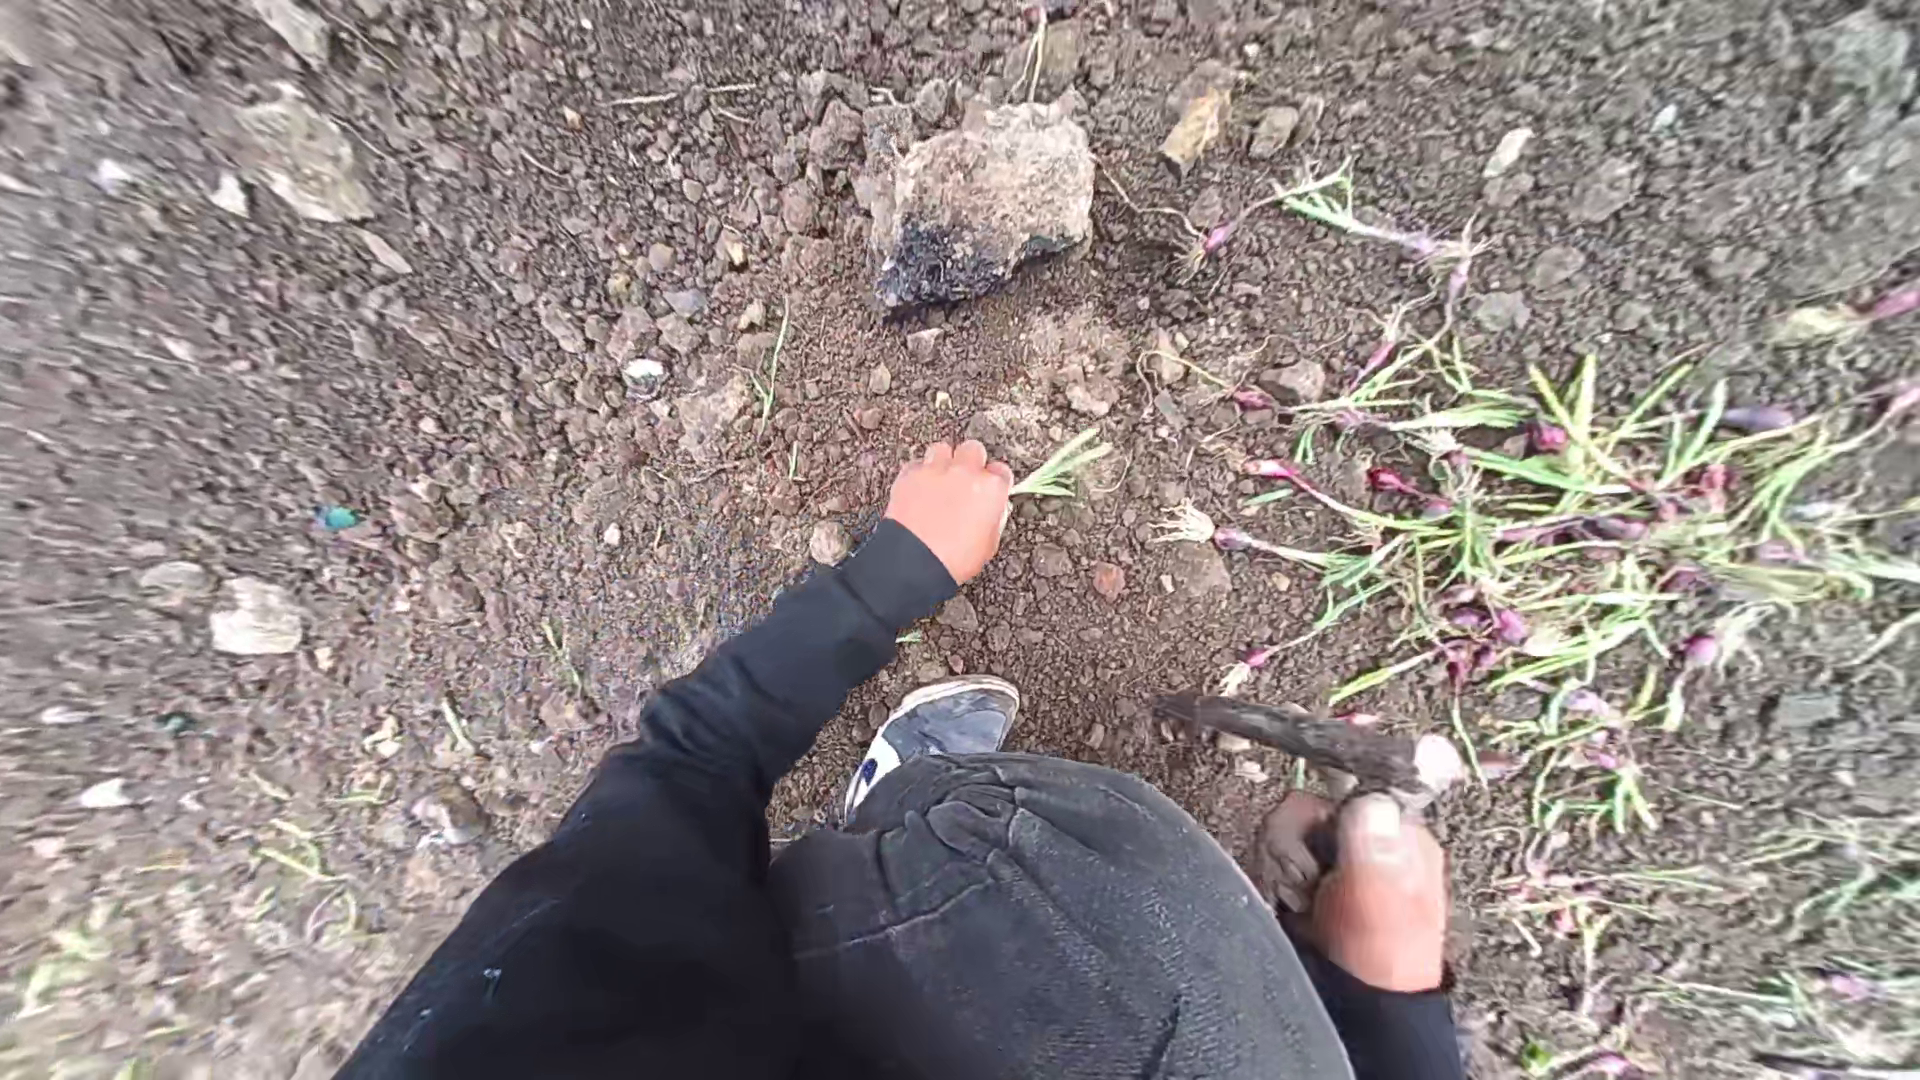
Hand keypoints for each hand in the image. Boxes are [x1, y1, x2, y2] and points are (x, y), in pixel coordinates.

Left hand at [884, 440, 1012, 584]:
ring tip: (939, 480)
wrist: (914, 561)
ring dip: (943, 461)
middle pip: (973, 449)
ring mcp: (936, 470)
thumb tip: (992, 511)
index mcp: (991, 489)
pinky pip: (917, 464)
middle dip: (970, 461)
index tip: (989, 488)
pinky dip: (918, 474)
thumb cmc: (953, 559)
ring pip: (942, 448)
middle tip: (964, 479)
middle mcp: (966, 472)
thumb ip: (993, 519)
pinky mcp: (910, 474)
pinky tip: (919, 490)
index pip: (1001, 471)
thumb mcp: (988, 545)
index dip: (994, 480)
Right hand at [1256, 792, 1447, 992]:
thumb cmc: (1373, 962)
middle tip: (1308, 884)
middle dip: (1290, 845)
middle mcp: (1364, 836)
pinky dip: (1269, 872)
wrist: (1345, 1002)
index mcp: (1397, 836)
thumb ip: (1375, 854)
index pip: (1341, 790)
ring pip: (1278, 822)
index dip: (1321, 815)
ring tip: (1299, 899)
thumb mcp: (1381, 910)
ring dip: (1278, 863)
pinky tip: (1287, 899)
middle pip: (1301, 805)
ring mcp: (1331, 851)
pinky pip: (1267, 844)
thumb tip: (1371, 802)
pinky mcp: (1302, 863)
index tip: (1319, 851)